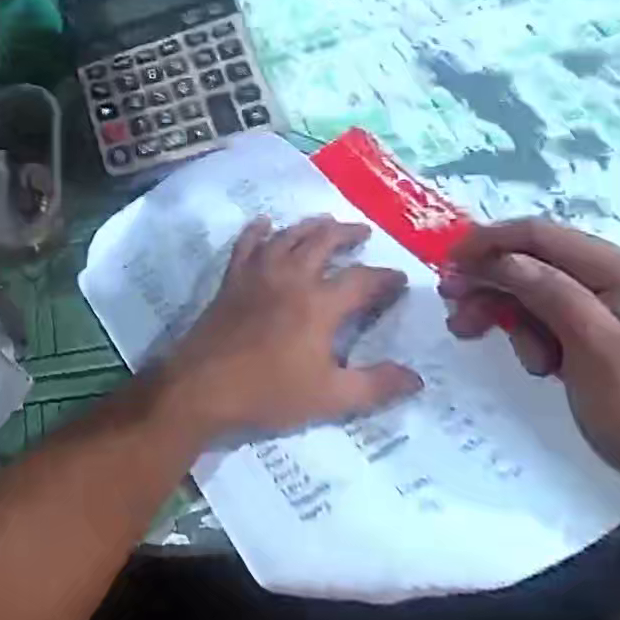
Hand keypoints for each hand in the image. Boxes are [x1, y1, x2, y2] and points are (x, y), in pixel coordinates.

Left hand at [158, 216, 420, 438]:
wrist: (203, 385)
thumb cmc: (269, 392)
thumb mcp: (331, 397)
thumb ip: (376, 385)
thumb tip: (416, 378)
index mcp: (319, 304)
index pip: (362, 280)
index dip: (385, 278)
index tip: (400, 279)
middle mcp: (290, 279)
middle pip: (322, 243)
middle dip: (346, 234)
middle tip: (362, 232)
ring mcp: (256, 275)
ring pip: (286, 237)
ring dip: (308, 226)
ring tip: (324, 221)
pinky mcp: (230, 281)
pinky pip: (245, 246)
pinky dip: (256, 231)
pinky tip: (263, 222)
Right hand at [442, 218, 619, 492]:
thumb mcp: (596, 350)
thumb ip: (549, 293)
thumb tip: (501, 257)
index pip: (542, 236)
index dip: (488, 242)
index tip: (446, 265)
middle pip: (540, 265)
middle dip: (492, 284)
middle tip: (455, 312)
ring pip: (547, 295)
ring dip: (511, 314)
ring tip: (489, 344)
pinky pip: (565, 323)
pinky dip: (539, 336)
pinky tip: (538, 364)